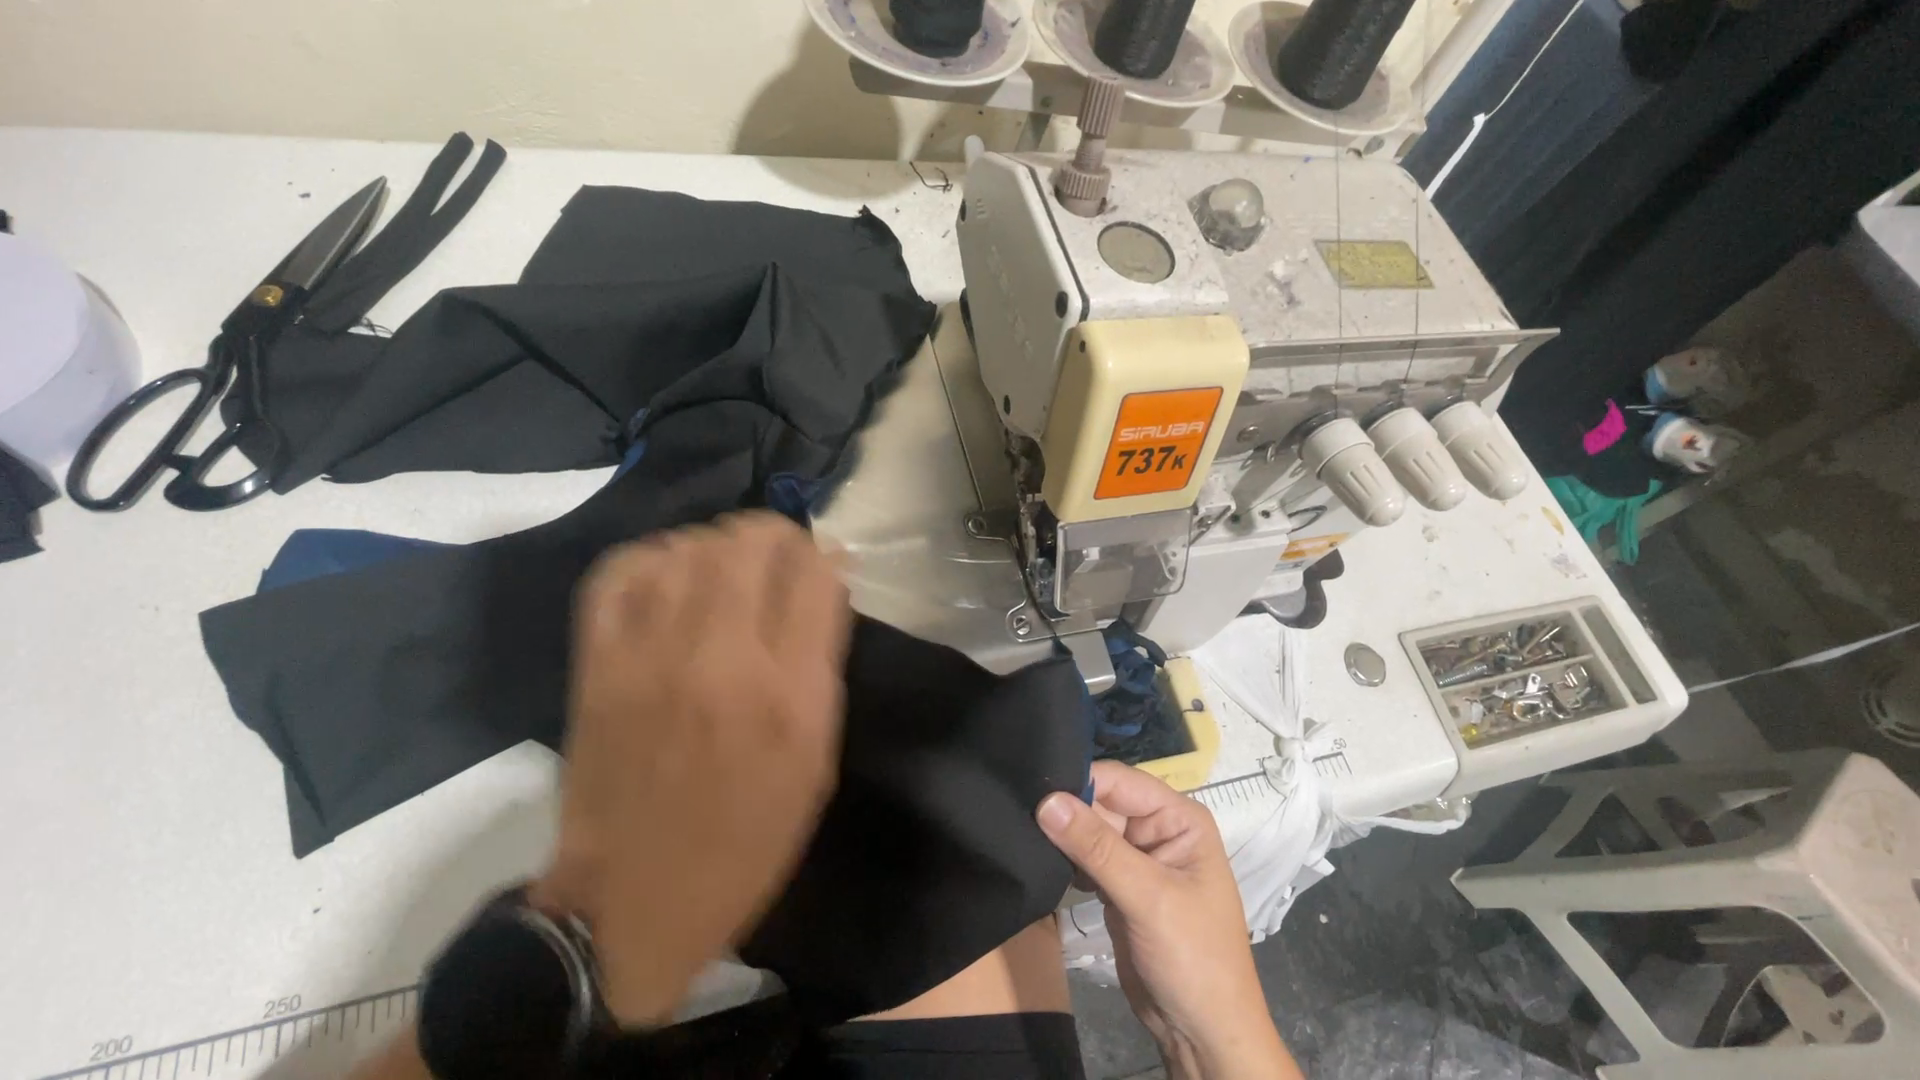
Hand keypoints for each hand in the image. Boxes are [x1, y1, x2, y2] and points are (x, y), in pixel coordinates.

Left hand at [531, 512, 851, 1024]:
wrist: (631, 899)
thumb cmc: (746, 841)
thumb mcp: (816, 762)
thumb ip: (821, 665)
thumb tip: (825, 583)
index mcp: (789, 696)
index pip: (816, 575)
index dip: (824, 556)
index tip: (821, 568)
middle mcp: (723, 661)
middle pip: (750, 542)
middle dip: (774, 537)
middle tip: (776, 560)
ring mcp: (650, 657)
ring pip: (688, 546)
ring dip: (716, 546)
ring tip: (724, 572)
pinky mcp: (597, 664)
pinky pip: (618, 573)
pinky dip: (651, 560)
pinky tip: (668, 579)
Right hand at [1037, 762, 1300, 1079]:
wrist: (1202, 1032)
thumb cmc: (1194, 958)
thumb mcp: (1148, 897)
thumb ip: (1097, 847)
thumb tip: (1046, 800)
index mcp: (1179, 818)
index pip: (1119, 781)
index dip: (1077, 781)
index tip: (1029, 789)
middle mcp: (1157, 830)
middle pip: (1100, 802)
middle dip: (1063, 807)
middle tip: (1012, 809)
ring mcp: (1136, 859)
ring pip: (1087, 829)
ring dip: (1058, 833)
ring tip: (1016, 829)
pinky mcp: (1117, 886)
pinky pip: (1084, 858)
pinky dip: (1063, 859)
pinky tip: (1035, 858)